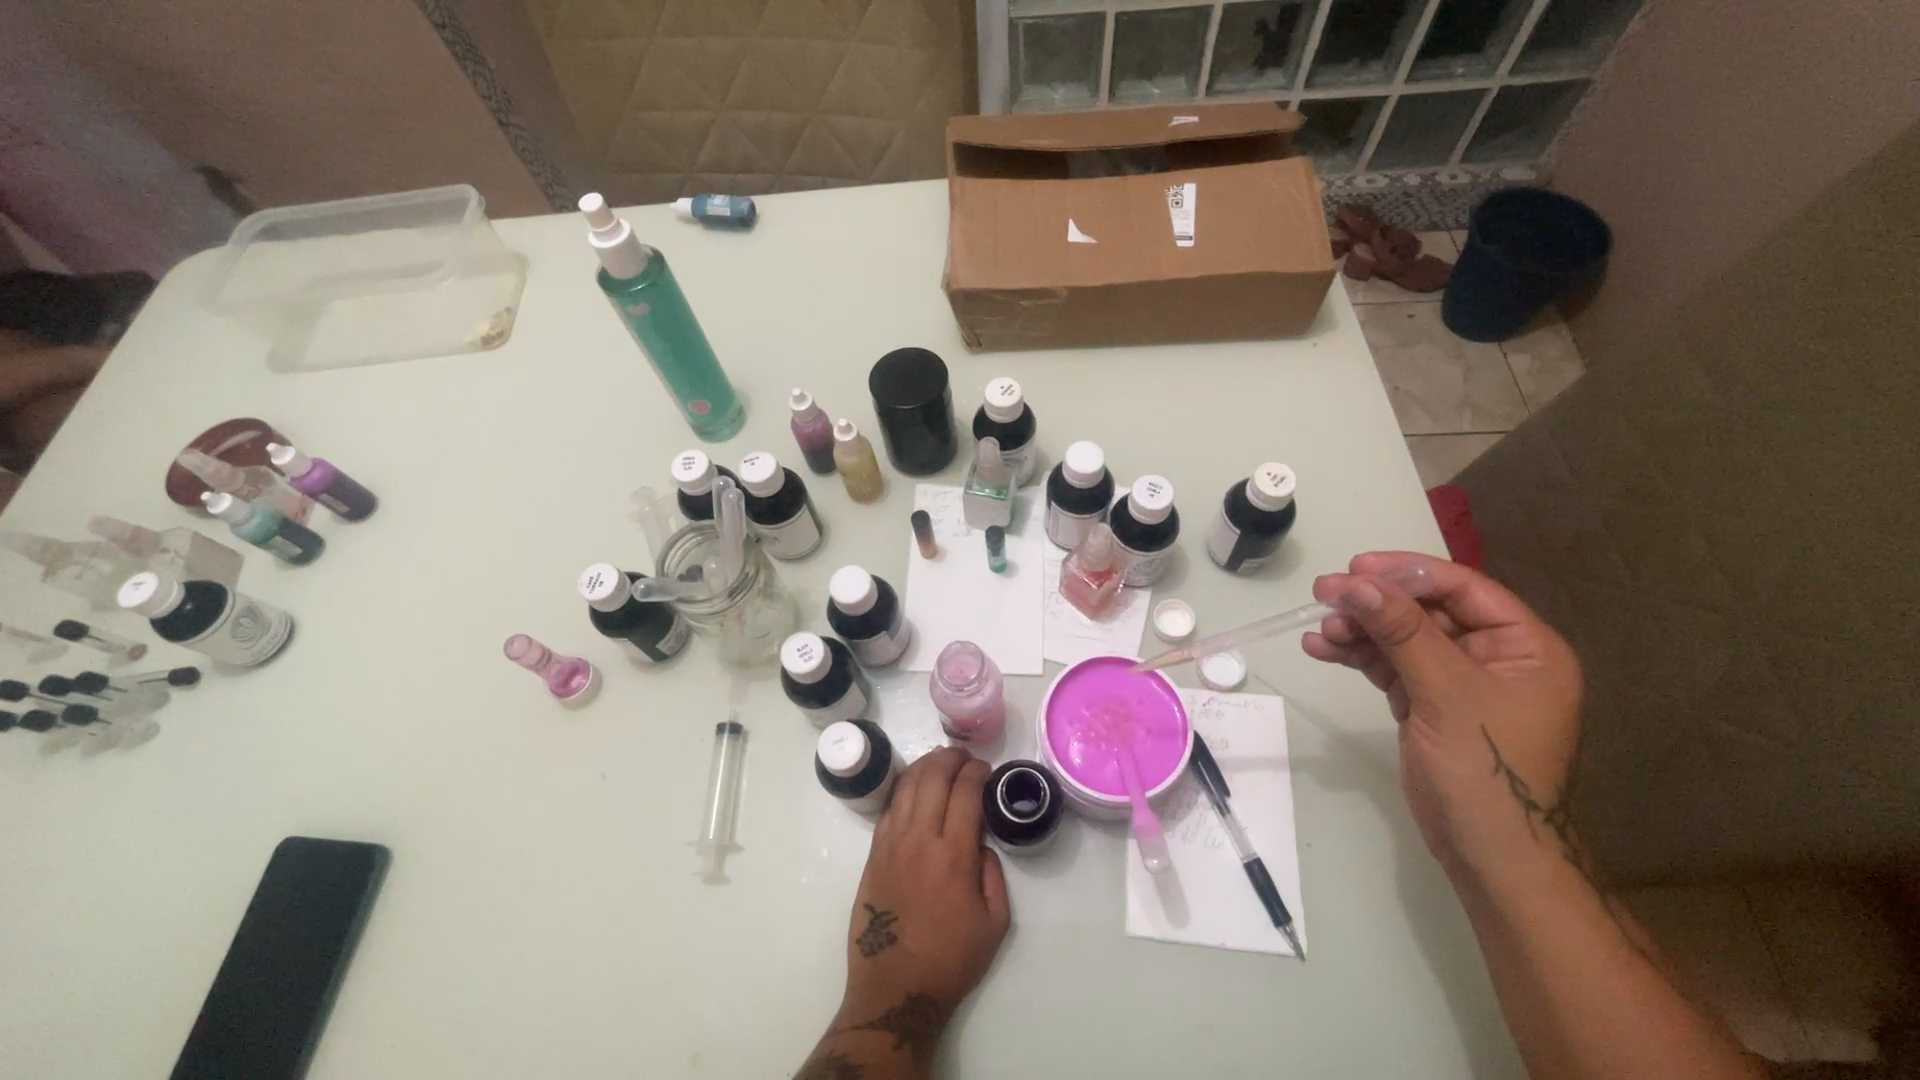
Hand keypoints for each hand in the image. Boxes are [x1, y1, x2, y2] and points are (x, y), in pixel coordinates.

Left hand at [840, 747, 1009, 1023]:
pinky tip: (914, 787)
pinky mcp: (872, 856)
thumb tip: (980, 844)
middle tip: (964, 757)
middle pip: (933, 779)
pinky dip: (903, 790)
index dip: (977, 772)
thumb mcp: (995, 922)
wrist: (895, 987)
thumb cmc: (951, 959)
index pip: (965, 792)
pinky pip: (888, 809)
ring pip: (906, 788)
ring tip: (940, 761)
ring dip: (925, 767)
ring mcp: (891, 845)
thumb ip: (993, 875)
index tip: (985, 768)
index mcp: (954, 855)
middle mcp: (920, 840)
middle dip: (951, 759)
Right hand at [1302, 552, 1583, 880]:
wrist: (1488, 853)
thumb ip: (1402, 631)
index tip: (1356, 567)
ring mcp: (1459, 683)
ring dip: (1360, 631)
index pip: (1463, 590)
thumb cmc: (1486, 768)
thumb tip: (1356, 582)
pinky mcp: (1428, 705)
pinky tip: (1323, 649)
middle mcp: (1495, 657)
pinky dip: (1358, 657)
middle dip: (1375, 604)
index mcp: (1525, 646)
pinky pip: (1391, 667)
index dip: (1409, 573)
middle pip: (1426, 612)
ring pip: (1402, 639)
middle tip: (1323, 595)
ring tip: (1320, 632)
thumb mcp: (1446, 692)